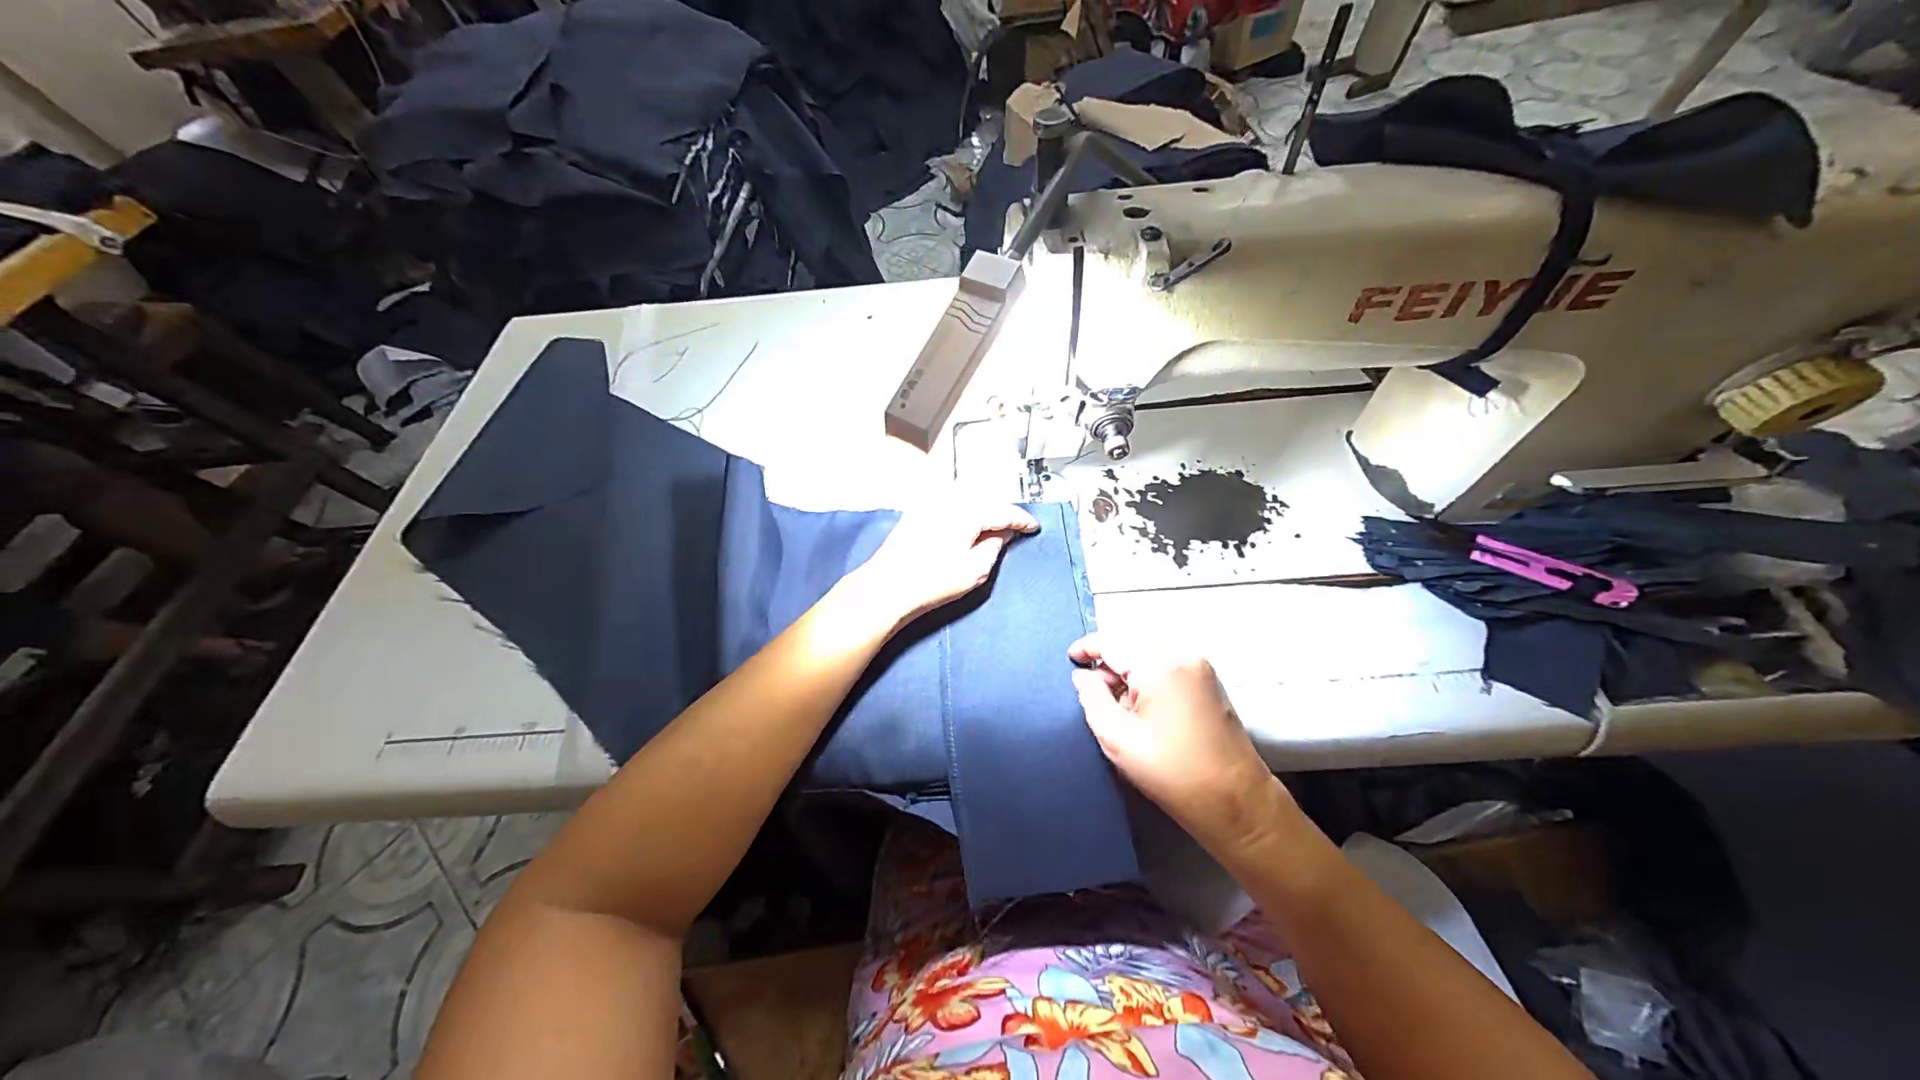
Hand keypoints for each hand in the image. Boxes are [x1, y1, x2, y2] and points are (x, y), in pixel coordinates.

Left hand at [846, 502, 1039, 625]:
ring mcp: (930, 503)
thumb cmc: (929, 582)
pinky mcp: (917, 512)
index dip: (1021, 520)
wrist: (887, 587)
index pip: (1004, 511)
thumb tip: (1002, 534)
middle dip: (1001, 511)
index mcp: (968, 511)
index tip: (1032, 527)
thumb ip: (995, 546)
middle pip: (986, 499)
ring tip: (993, 528)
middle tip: (1015, 526)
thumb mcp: (975, 570)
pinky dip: (964, 511)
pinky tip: (966, 527)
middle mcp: (948, 500)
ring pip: (967, 498)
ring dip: (982, 510)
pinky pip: (950, 504)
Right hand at [1069, 634, 1289, 853]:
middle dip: (1110, 658)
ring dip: (1130, 666)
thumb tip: (1084, 676)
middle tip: (1093, 689)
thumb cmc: (1172, 773)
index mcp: (1159, 667)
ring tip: (1117, 701)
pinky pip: (1168, 662)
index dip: (1088, 647)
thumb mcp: (1118, 739)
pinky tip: (1142, 703)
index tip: (1071, 657)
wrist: (1235, 800)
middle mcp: (1183, 656)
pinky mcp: (1209, 680)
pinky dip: (1149, 673)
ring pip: (1151, 651)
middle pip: (1133, 641)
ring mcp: (1200, 667)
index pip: (1114, 641)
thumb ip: (1092, 699)